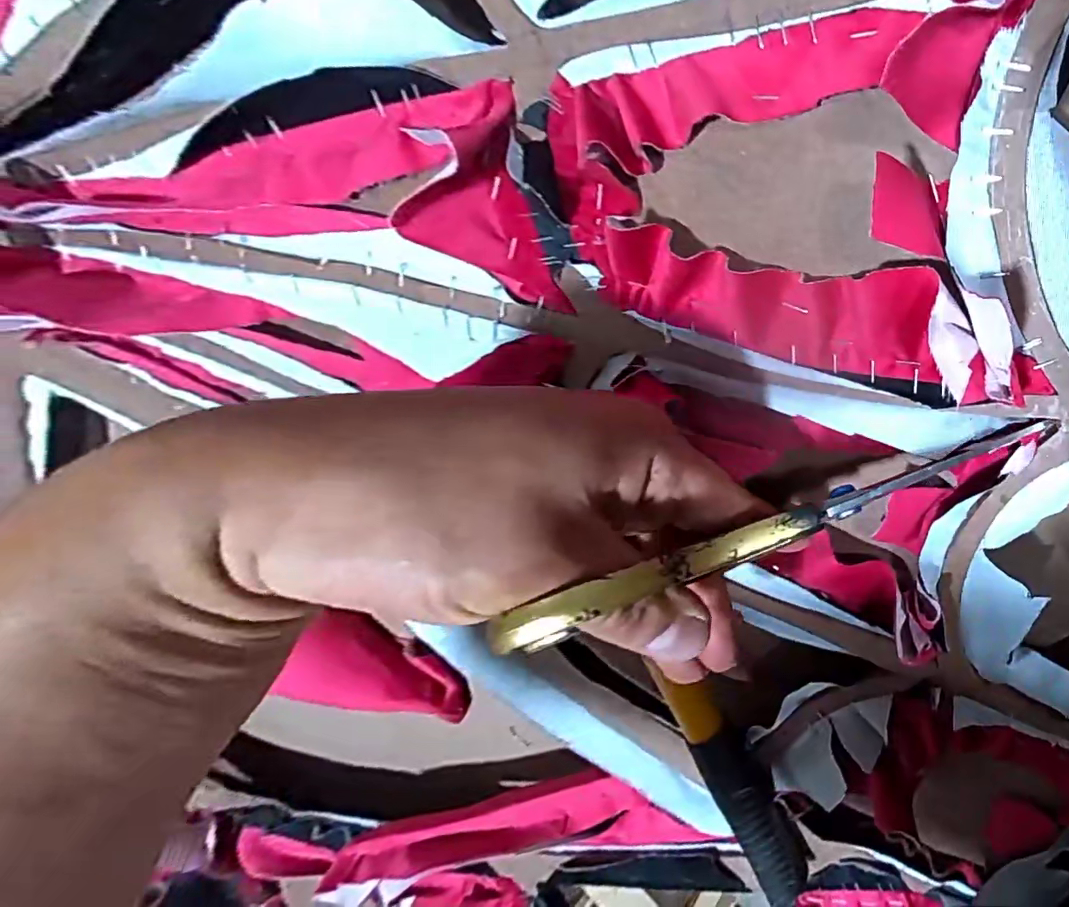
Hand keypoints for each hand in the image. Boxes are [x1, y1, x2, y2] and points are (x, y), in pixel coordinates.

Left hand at [116, 388, 760, 680]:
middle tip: (706, 667)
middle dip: (699, 592)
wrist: (271, 490)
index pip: (726, 504)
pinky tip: (612, 616)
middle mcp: (619, 443)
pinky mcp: (531, 484)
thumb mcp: (549, 571)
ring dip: (654, 592)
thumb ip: (636, 604)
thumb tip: (699, 638)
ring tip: (669, 658)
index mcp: (641, 444)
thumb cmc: (438, 517)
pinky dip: (610, 578)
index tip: (754, 628)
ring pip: (639, 532)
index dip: (750, 563)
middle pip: (686, 522)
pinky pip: (595, 532)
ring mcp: (572, 461)